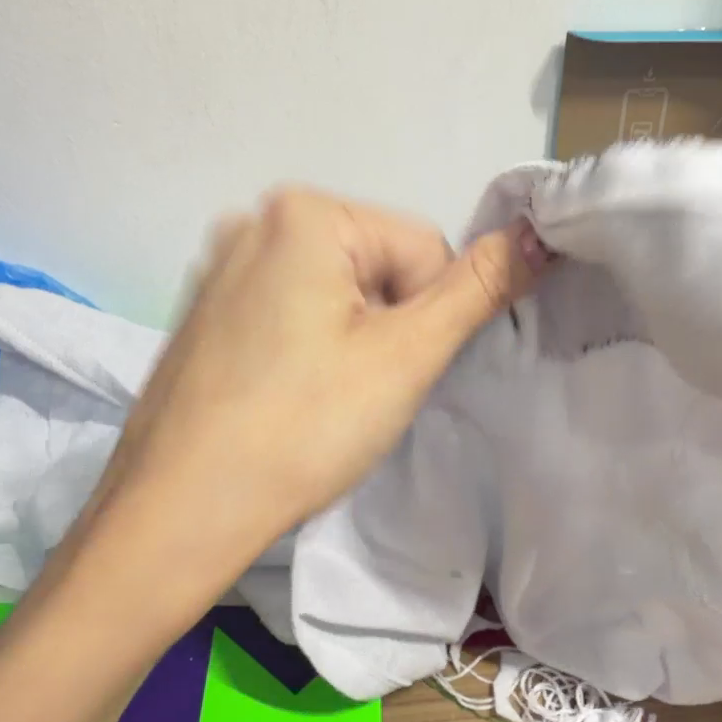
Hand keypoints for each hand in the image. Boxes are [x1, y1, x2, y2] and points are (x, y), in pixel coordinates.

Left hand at [91, 189, 547, 560]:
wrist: (182, 509)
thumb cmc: (304, 427)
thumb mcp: (406, 357)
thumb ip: (478, 291)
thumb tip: (539, 234)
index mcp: (304, 212)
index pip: (422, 248)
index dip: (431, 319)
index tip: (401, 377)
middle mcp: (251, 221)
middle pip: (375, 266)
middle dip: (389, 328)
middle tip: (366, 395)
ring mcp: (217, 268)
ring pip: (331, 296)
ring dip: (351, 342)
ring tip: (326, 403)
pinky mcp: (202, 315)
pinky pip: (286, 316)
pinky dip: (306, 352)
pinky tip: (290, 401)